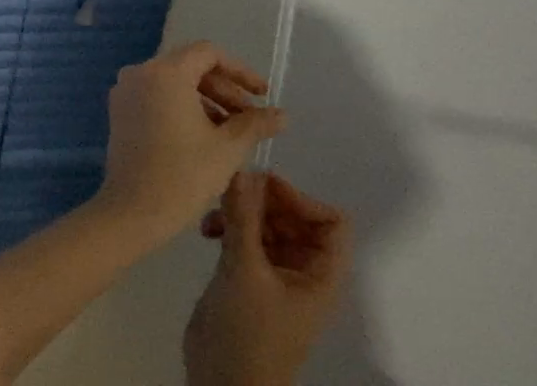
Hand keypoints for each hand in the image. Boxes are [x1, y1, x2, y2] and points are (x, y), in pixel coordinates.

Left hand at [94, 41, 287, 239]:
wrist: (135, 207)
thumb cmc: (185, 173)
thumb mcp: (229, 147)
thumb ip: (256, 124)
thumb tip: (281, 114)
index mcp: (163, 73)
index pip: (206, 53)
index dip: (240, 70)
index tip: (262, 95)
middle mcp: (138, 73)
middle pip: (188, 66)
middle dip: (224, 88)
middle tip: (251, 118)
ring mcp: (124, 91)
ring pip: (172, 82)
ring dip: (205, 99)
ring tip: (232, 131)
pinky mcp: (119, 110)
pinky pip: (155, 96)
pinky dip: (182, 106)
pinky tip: (204, 134)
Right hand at [186, 172, 352, 385]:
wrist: (225, 378)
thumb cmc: (249, 329)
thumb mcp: (244, 270)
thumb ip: (242, 218)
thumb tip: (241, 170)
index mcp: (321, 274)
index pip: (330, 221)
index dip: (299, 198)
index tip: (258, 185)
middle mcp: (303, 270)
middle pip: (295, 219)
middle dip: (262, 202)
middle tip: (226, 195)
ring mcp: (274, 273)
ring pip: (266, 226)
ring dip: (239, 214)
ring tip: (211, 217)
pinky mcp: (246, 276)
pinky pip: (245, 238)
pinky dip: (227, 228)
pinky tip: (206, 231)